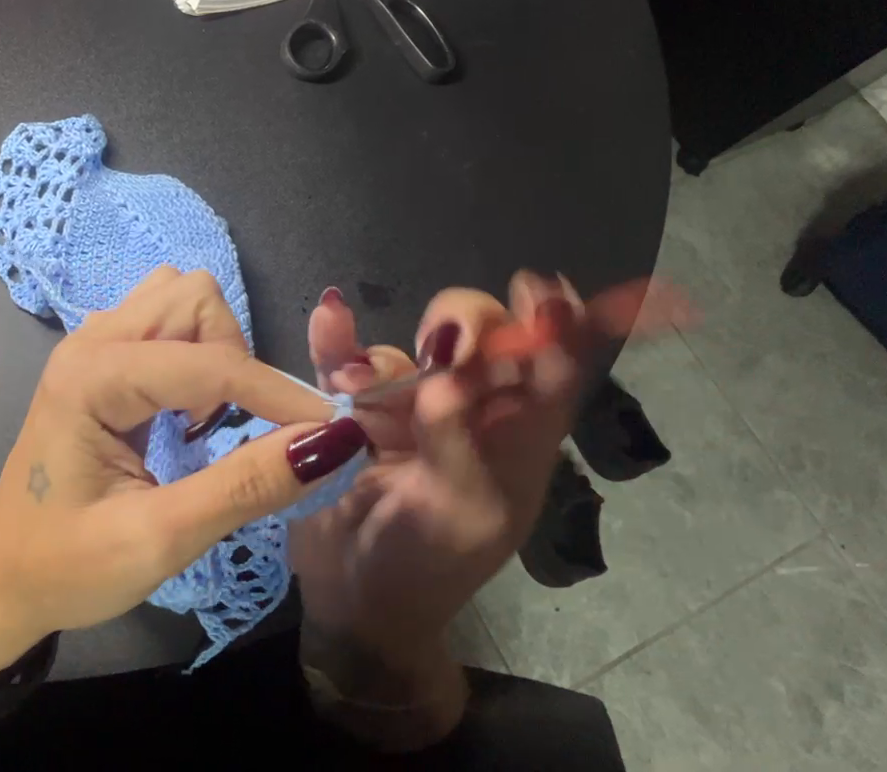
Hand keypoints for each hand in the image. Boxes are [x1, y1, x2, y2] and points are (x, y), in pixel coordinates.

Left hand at [0, 266, 371, 671]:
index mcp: (92, 377)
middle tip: (229, 431)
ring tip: (204, 421)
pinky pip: (164, 322)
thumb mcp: (159, 539)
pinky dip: (195, 354)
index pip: (210, 362)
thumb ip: (245, 486)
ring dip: (214, 350)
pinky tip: (184, 411)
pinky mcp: (99, 359)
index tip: (332, 434)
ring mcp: (90, 344)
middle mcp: (90, 342)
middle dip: (234, 357)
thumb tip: (331, 442)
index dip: (278, 395)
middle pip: (193, 297)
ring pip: (180, 299)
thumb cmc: (68, 568)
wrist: (3, 581)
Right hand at [289, 272, 595, 742]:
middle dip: (466, 330)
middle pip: (482, 340)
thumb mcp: (458, 516)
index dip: (556, 324)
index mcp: (516, 441)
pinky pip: (347, 361)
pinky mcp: (354, 409)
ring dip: (390, 356)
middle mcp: (469, 413)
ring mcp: (408, 408)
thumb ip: (457, 445)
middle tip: (440, 350)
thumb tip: (443, 379)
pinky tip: (330, 315)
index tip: (542, 288)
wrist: (351, 598)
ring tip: (352, 386)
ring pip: (413, 349)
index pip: (550, 369)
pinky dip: (337, 338)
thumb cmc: (423, 566)